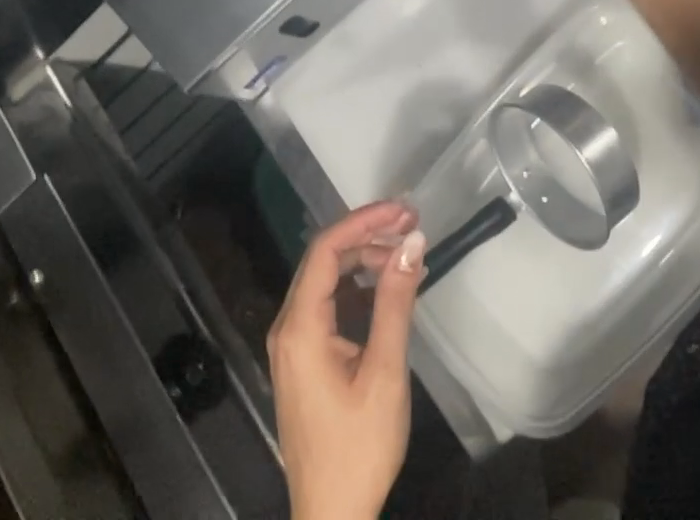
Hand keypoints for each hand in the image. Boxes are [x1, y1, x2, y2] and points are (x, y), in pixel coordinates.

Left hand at [269, 201, 427, 519]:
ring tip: (407, 257)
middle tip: (413, 227)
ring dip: (363, 263)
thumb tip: (412, 243)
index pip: (325, 251)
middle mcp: (286, 328)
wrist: (332, 511)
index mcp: (299, 328)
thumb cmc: (359, 444)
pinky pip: (327, 308)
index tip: (404, 209)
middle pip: (322, 262)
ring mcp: (292, 345)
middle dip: (366, 237)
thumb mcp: (385, 370)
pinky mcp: (303, 360)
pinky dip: (357, 291)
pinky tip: (387, 291)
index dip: (363, 221)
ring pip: (325, 283)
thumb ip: (395, 302)